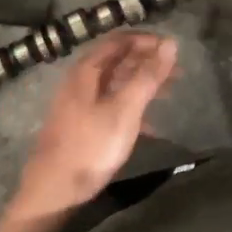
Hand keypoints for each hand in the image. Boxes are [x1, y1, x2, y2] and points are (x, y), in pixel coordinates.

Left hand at [12, 31, 177, 216]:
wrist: (53, 191)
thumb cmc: (91, 146)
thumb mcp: (125, 109)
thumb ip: (148, 75)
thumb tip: (171, 42)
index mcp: (87, 71)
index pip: (119, 40)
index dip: (147, 40)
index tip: (173, 49)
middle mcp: (80, 81)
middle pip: (117, 60)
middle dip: (148, 61)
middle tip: (177, 71)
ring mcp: (79, 104)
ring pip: (115, 83)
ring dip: (142, 83)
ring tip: (170, 92)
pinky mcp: (81, 126)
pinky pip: (111, 105)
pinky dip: (132, 106)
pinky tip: (151, 124)